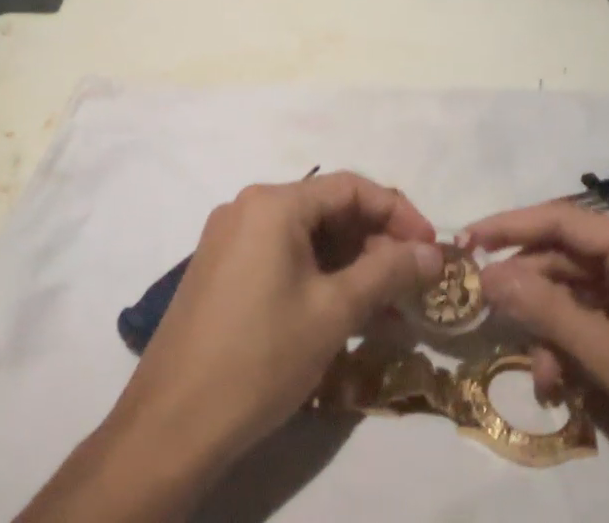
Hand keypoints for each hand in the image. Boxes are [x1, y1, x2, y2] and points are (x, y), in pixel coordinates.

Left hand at [19, 172, 441, 521]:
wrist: (174, 420)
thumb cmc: (261, 357)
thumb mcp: (334, 312)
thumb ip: (388, 272)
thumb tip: (434, 252)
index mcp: (272, 204)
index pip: (351, 188)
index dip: (399, 213)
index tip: (432, 250)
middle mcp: (246, 208)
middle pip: (327, 208)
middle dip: (376, 241)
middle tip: (413, 282)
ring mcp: (228, 239)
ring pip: (306, 236)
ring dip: (351, 263)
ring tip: (386, 304)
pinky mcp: (220, 270)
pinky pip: (281, 257)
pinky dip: (319, 275)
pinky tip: (344, 309)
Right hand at [463, 203, 608, 522]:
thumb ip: (549, 313)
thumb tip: (487, 276)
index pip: (565, 220)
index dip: (510, 227)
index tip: (464, 242)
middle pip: (570, 259)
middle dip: (530, 292)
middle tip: (486, 316)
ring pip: (582, 296)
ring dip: (553, 331)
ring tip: (541, 377)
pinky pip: (603, 322)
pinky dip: (578, 347)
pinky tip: (564, 384)